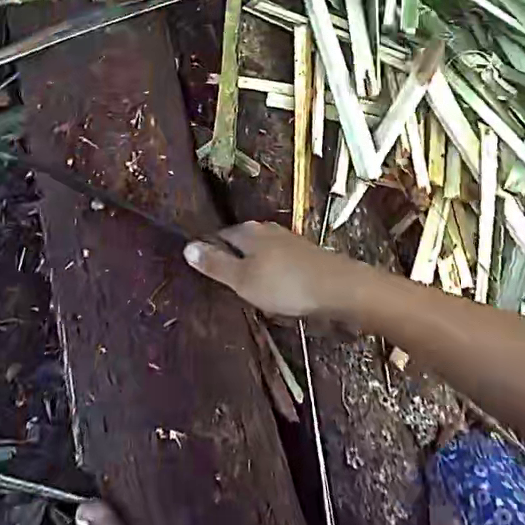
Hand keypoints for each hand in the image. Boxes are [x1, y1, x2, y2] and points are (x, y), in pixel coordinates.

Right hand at [182, 221, 375, 318]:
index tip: (204, 274)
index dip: (210, 253)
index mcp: (248, 231)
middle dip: (233, 261)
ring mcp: (288, 240)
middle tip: (226, 288)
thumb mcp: (243, 279)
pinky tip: (276, 293)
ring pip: (261, 254)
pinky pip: (279, 264)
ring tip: (250, 294)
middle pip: (241, 243)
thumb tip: (187, 246)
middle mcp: (267, 229)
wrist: (337, 288)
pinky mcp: (304, 255)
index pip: (219, 236)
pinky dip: (273, 277)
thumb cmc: (284, 284)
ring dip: (255, 271)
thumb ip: (215, 264)